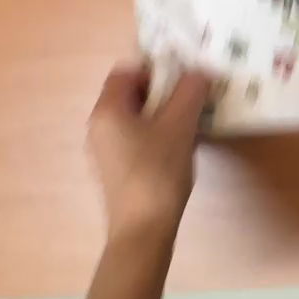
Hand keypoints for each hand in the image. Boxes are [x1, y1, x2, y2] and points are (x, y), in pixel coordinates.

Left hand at [86, 65, 213, 244]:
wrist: (143, 231)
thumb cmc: (157, 171)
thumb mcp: (180, 125)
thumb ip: (190, 92)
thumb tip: (199, 72)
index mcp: (107, 110)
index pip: (127, 71)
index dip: (156, 67)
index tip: (185, 75)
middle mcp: (100, 126)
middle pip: (132, 93)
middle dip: (165, 89)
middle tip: (194, 94)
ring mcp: (107, 150)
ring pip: (137, 116)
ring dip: (165, 112)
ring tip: (194, 118)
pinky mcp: (118, 169)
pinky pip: (138, 137)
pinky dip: (159, 133)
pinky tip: (181, 146)